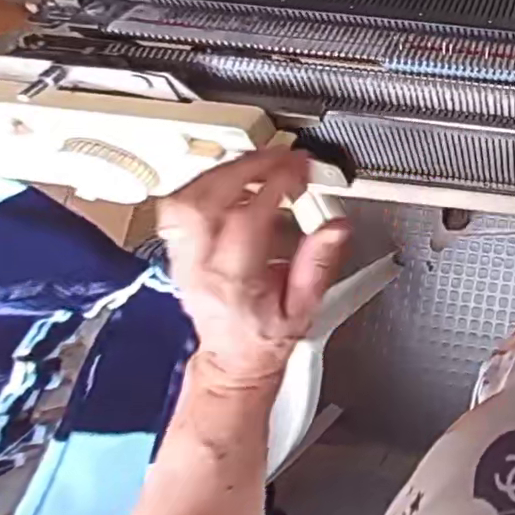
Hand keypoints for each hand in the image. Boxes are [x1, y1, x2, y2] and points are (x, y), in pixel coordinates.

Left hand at [156, 148, 351, 389]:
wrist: (233, 359)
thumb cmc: (267, 336)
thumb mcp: (306, 306)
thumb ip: (320, 264)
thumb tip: (336, 226)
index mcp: (235, 281)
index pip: (246, 219)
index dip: (275, 185)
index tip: (300, 169)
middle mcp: (201, 267)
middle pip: (205, 202)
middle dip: (246, 168)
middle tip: (279, 156)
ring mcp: (183, 258)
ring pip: (185, 200)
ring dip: (223, 171)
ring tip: (257, 161)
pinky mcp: (179, 251)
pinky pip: (178, 207)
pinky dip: (206, 183)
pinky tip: (232, 177)